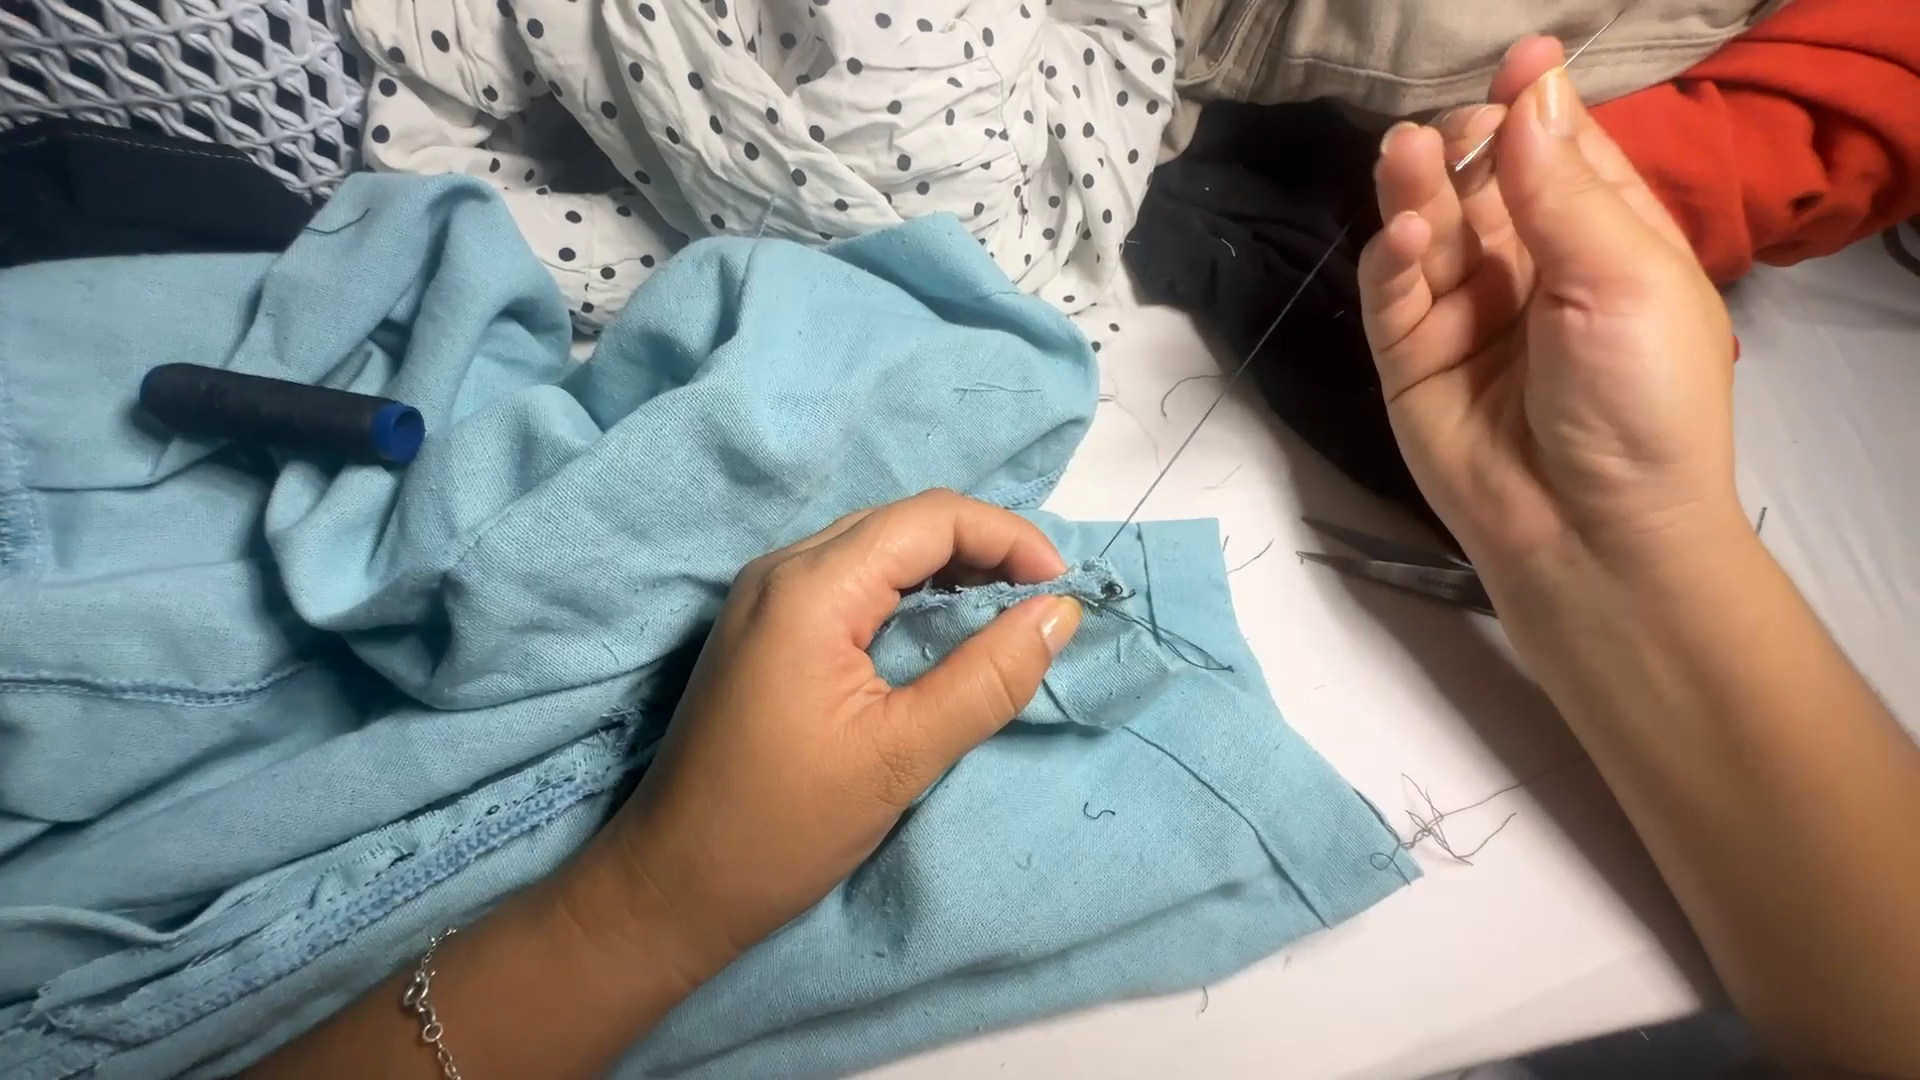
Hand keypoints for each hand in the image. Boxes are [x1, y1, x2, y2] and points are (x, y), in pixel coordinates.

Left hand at [575, 490, 1081, 986]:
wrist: (672, 884)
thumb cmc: (784, 826)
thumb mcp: (902, 755)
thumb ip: (990, 678)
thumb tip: (1059, 614)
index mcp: (812, 587)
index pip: (931, 519)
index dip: (1008, 538)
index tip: (1060, 589)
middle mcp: (785, 567)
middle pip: (905, 523)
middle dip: (984, 548)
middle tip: (1041, 602)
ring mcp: (769, 591)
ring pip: (880, 545)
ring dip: (950, 566)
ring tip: (1007, 608)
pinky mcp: (768, 621)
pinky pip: (854, 576)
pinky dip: (912, 589)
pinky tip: (943, 622)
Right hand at [1359, 37, 1741, 583]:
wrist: (1582, 522)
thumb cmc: (1639, 397)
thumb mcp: (1623, 280)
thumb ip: (1565, 194)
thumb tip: (1529, 96)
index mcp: (1597, 243)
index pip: (1558, 158)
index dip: (1537, 109)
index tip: (1519, 61)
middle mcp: (1523, 272)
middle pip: (1480, 192)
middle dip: (1463, 151)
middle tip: (1445, 130)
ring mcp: (1458, 316)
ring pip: (1425, 238)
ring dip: (1414, 195)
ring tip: (1404, 157)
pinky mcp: (1406, 359)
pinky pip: (1391, 299)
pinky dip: (1391, 264)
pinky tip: (1403, 236)